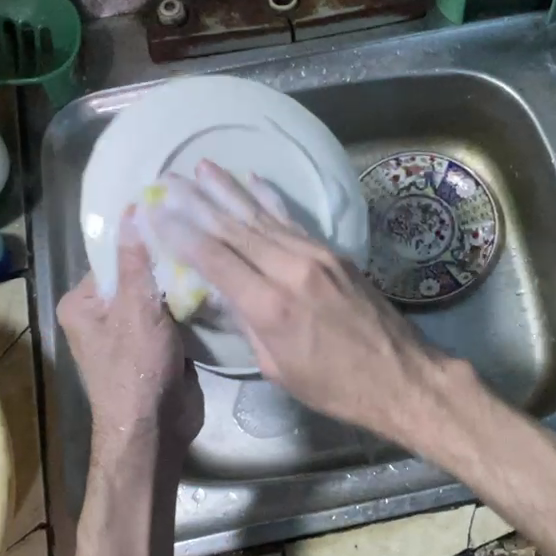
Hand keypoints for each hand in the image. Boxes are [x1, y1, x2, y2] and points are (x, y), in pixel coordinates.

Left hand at [57, 211, 202, 457]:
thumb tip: (133, 210)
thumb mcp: (135, 308)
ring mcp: (131, 334)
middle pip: (138, 275)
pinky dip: (192, 308)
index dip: (144, 239)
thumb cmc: (135, 368)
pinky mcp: (157, 348)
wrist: (155, 429)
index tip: (178, 217)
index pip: (113, 257)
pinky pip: (174, 317)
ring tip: (214, 257)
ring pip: (160, 296)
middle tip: (203, 236)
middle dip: (168, 263)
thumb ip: (136, 260)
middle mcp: (102, 316)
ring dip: (184, 285)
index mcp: (82, 304)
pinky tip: (217, 288)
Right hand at [144, 162, 459, 441]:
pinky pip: (292, 220)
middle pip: (234, 229)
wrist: (400, 375)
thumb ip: (245, 324)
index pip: (214, 259)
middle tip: (167, 180)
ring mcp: (315, 256)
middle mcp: (290, 270)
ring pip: (262, 216)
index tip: (155, 212)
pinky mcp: (333, 253)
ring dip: (229, 190)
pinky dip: (269, 199)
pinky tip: (251, 180)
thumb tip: (217, 292)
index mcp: (270, 306)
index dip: (180, 234)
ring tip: (201, 168)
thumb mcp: (277, 367)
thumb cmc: (334, 386)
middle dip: (197, 203)